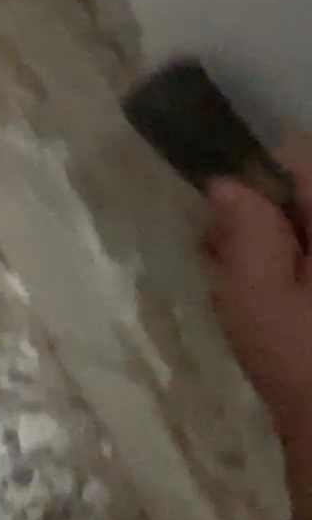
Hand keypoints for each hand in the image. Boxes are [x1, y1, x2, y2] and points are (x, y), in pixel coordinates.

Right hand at [203, 136, 311, 479]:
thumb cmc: (300, 357)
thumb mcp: (256, 294)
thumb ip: (248, 232)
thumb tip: (227, 184)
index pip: (306, 162)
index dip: (257, 169)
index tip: (216, 197)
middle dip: (263, 207)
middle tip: (216, 245)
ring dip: (277, 233)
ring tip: (236, 268)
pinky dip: (296, 256)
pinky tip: (273, 284)